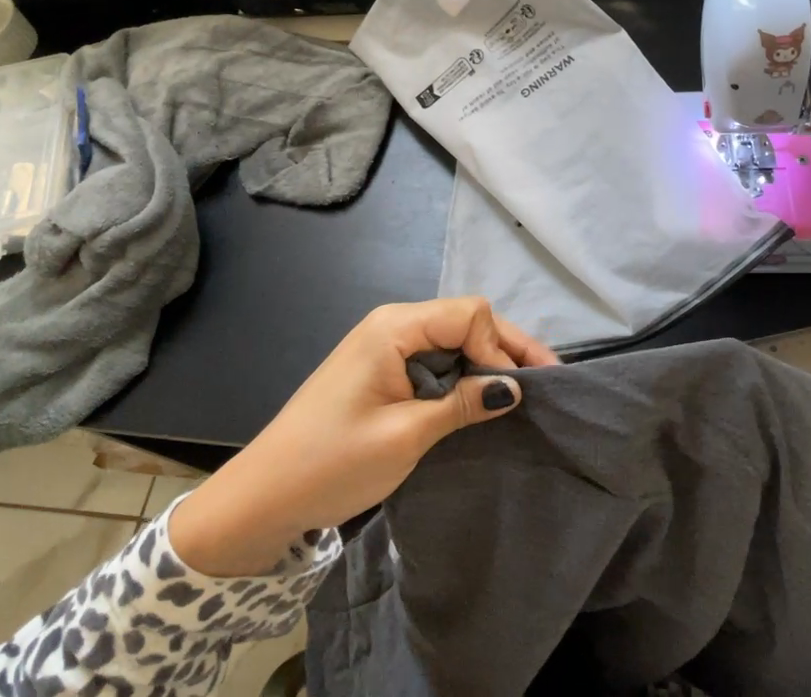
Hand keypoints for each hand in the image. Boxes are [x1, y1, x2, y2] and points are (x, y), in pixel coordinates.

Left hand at [168, 296, 558, 576]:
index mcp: (393, 327)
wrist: (263, 497)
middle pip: (465, 320)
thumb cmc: (333, 462)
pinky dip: (462, 376)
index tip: (519, 392)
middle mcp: (391, 325)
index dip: (501, 347)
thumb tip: (515, 387)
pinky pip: (434, 359)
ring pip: (453, 340)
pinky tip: (483, 399)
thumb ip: (463, 403)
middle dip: (506, 349)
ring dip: (486, 363)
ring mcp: (384, 347)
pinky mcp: (381, 371)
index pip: (469, 314)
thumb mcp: (406, 435)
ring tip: (522, 395)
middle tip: (548, 384)